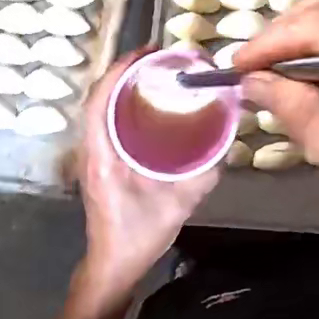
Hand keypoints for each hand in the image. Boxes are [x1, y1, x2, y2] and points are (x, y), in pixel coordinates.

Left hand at [75, 48, 219, 297]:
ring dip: (122, 88)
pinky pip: (107, 123)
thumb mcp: (176, 206)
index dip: (118, 72)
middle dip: (124, 73)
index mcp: (103, 156)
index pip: (99, 102)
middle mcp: (92, 150)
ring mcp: (93, 156)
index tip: (145, 54)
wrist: (112, 265)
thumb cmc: (136, 237)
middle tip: (159, 60)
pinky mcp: (100, 163)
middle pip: (99, 99)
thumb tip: (226, 145)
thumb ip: (202, 177)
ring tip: (155, 76)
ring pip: (101, 110)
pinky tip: (149, 107)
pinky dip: (124, 107)